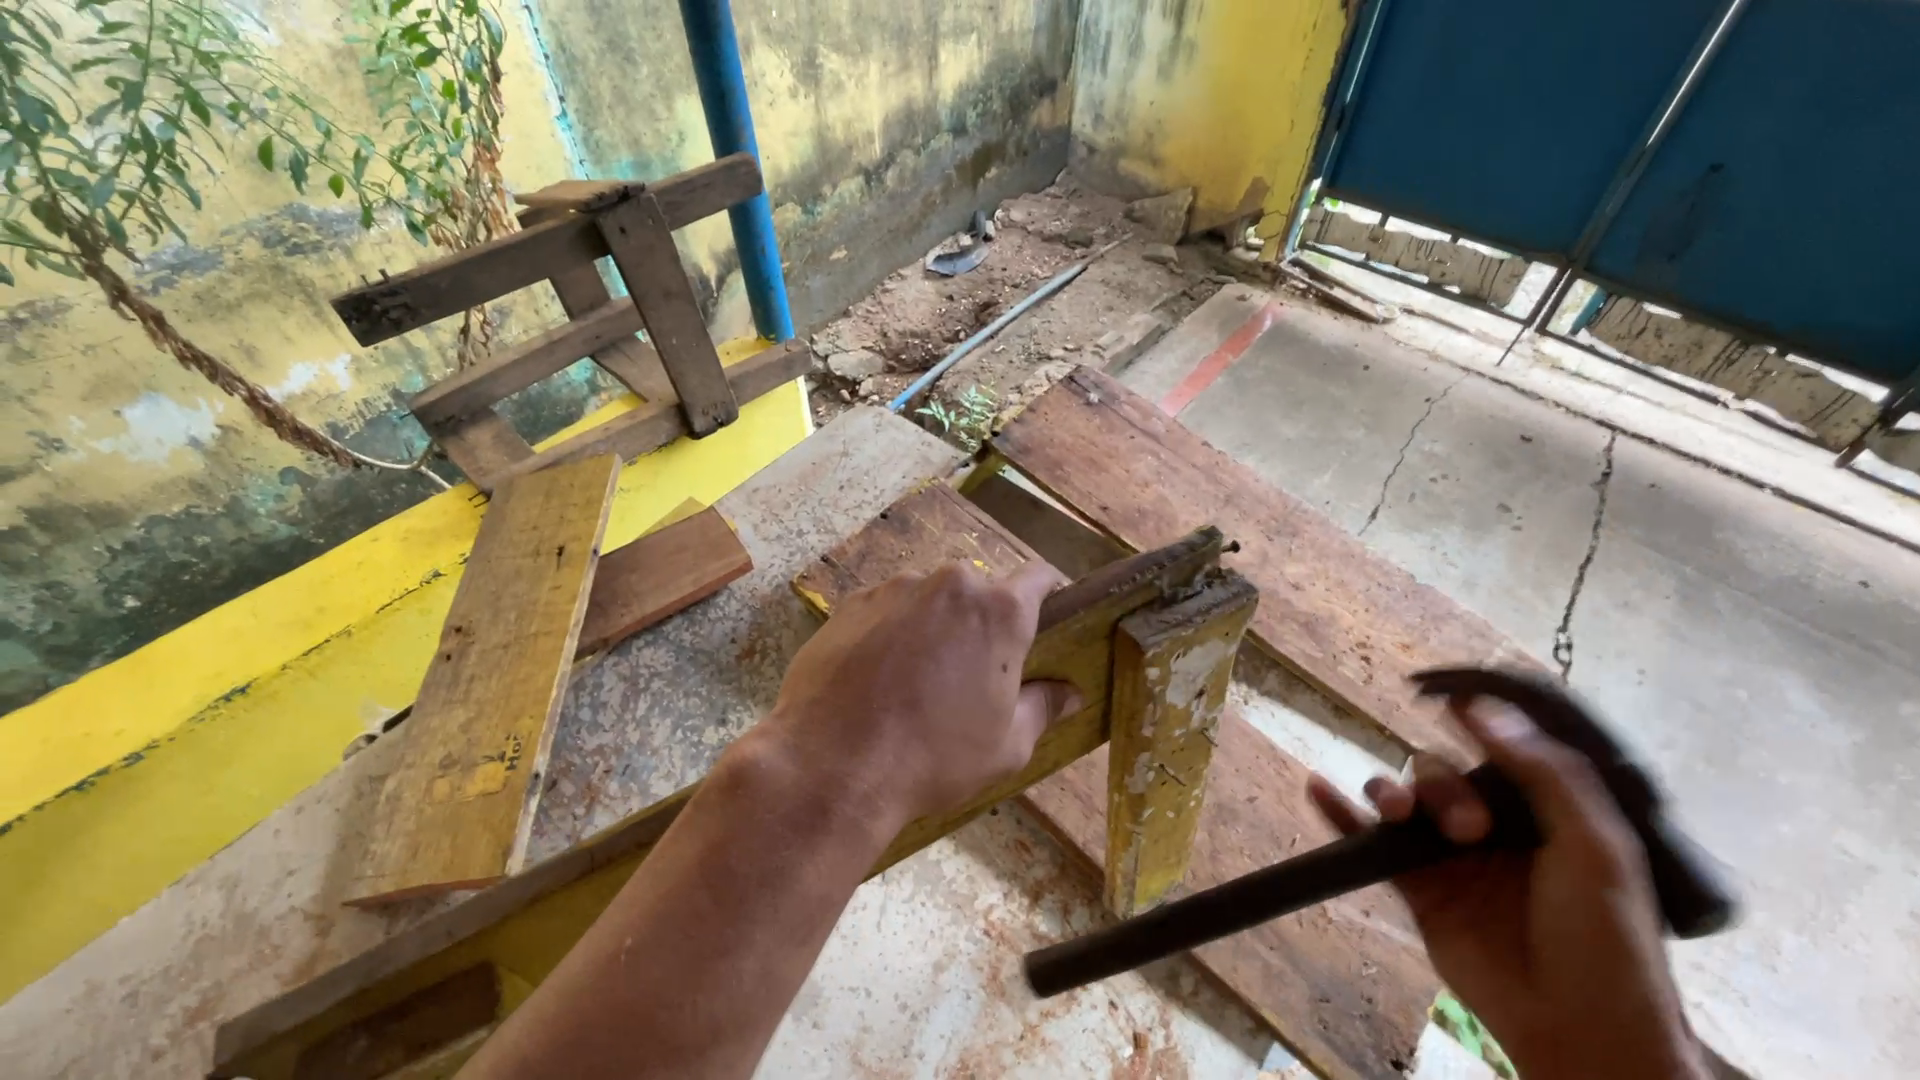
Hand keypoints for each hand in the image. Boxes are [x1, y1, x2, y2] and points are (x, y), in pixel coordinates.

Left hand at [762, 561, 1081, 825]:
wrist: (832, 764)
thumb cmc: (934, 757)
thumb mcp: (1006, 746)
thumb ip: (1043, 707)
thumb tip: (1071, 691)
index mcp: (998, 611)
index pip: (1040, 578)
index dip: (1047, 594)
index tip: (1045, 618)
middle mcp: (950, 584)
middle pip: (979, 592)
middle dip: (980, 622)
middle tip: (970, 671)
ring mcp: (896, 589)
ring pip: (930, 599)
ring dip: (933, 625)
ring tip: (914, 679)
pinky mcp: (852, 602)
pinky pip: (887, 610)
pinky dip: (891, 632)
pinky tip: (876, 677)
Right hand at [1308, 699, 1710, 1079]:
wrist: (1579, 1029)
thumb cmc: (1605, 936)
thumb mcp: (1596, 847)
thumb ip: (1544, 773)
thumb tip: (1481, 707)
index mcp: (1544, 811)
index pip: (1501, 750)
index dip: (1477, 722)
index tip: (1444, 698)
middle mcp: (1494, 826)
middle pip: (1443, 774)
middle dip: (1445, 787)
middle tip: (1468, 829)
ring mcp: (1451, 857)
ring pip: (1405, 801)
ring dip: (1391, 792)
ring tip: (1395, 811)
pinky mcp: (1417, 888)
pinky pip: (1370, 842)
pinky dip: (1339, 814)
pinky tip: (1316, 786)